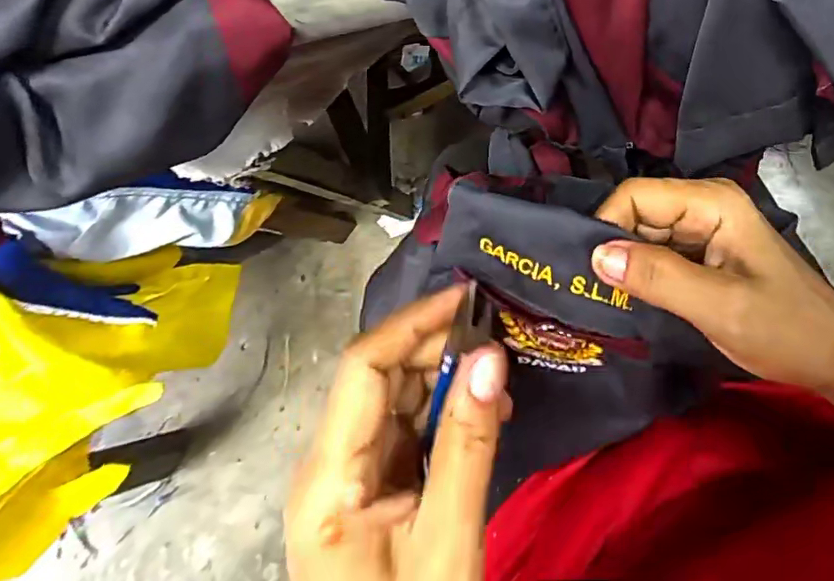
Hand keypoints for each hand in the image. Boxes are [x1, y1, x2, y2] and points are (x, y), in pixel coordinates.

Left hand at [286, 285, 510, 580]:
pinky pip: (410, 424)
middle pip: (380, 374)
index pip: (363, 366)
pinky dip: (450, 406)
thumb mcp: (448, 537)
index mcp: (330, 476)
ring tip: (503, 378)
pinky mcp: (374, 486)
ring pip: (398, 395)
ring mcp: (351, 476)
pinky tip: (486, 410)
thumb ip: (468, 442)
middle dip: (441, 346)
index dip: (415, 321)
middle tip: (504, 343)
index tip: (474, 297)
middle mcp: (331, 464)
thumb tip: (490, 354)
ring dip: (450, 374)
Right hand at [591, 177, 833, 390]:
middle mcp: (708, 204)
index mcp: (714, 202)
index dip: (607, 228)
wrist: (831, 353)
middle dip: (612, 247)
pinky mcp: (708, 253)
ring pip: (646, 234)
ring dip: (626, 264)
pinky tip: (632, 302)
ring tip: (604, 304)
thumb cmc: (785, 329)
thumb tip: (596, 254)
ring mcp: (709, 228)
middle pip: (639, 212)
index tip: (587, 276)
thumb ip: (659, 278)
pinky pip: (663, 253)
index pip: (637, 195)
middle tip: (589, 296)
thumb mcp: (720, 307)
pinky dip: (644, 274)